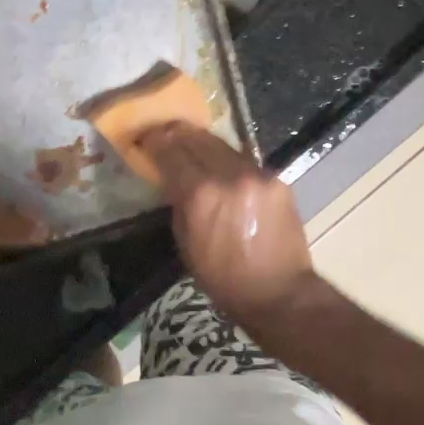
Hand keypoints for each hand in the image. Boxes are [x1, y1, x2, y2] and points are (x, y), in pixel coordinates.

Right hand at [140, 123, 315, 322]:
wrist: (278, 292)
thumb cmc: (222, 277)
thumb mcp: (185, 242)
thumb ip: (178, 203)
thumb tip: (173, 180)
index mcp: (200, 194)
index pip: (171, 152)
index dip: (154, 141)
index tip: (145, 137)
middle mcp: (229, 176)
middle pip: (197, 139)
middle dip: (177, 133)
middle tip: (164, 132)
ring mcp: (257, 175)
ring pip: (223, 146)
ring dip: (203, 142)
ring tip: (189, 142)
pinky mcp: (276, 180)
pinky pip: (245, 161)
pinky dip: (228, 160)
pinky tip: (221, 166)